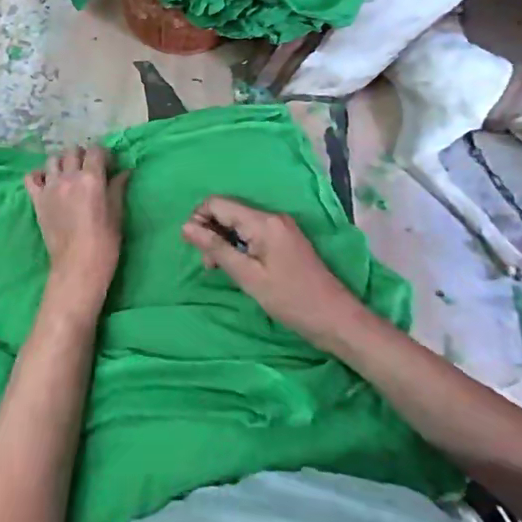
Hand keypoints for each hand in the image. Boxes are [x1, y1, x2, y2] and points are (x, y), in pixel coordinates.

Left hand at [25, 146, 129, 297]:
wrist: (78, 266)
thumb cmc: (104, 242)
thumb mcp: (117, 213)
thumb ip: (118, 187)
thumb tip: (125, 171)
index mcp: (91, 178)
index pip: (95, 150)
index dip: (103, 155)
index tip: (109, 166)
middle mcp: (68, 177)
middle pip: (73, 151)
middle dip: (83, 155)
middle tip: (89, 169)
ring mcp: (49, 187)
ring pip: (52, 159)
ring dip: (63, 163)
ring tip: (69, 175)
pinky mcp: (37, 200)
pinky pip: (31, 177)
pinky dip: (39, 175)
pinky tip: (48, 182)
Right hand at [180, 197, 373, 348]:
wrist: (336, 318)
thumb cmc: (290, 300)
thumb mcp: (248, 277)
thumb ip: (216, 249)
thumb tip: (185, 227)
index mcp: (263, 222)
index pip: (218, 203)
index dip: (199, 220)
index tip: (195, 249)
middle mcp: (272, 216)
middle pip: (228, 210)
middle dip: (211, 232)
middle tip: (210, 266)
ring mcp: (281, 226)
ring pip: (239, 222)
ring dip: (224, 240)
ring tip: (223, 269)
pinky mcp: (286, 237)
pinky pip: (253, 231)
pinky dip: (240, 244)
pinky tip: (240, 266)